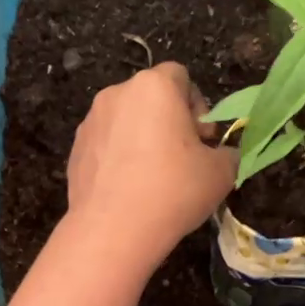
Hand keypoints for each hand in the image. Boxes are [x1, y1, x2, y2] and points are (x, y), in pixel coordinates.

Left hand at [66, 63, 236, 261]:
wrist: (113, 230)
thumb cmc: (173, 191)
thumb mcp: (221, 174)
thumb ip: (228, 154)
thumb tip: (224, 155)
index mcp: (155, 87)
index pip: (180, 76)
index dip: (196, 104)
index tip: (202, 139)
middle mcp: (118, 93)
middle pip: (150, 97)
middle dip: (168, 121)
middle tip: (182, 159)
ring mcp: (91, 121)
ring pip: (126, 121)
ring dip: (142, 139)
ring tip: (153, 178)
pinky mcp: (76, 149)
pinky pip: (106, 144)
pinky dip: (119, 158)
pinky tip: (129, 189)